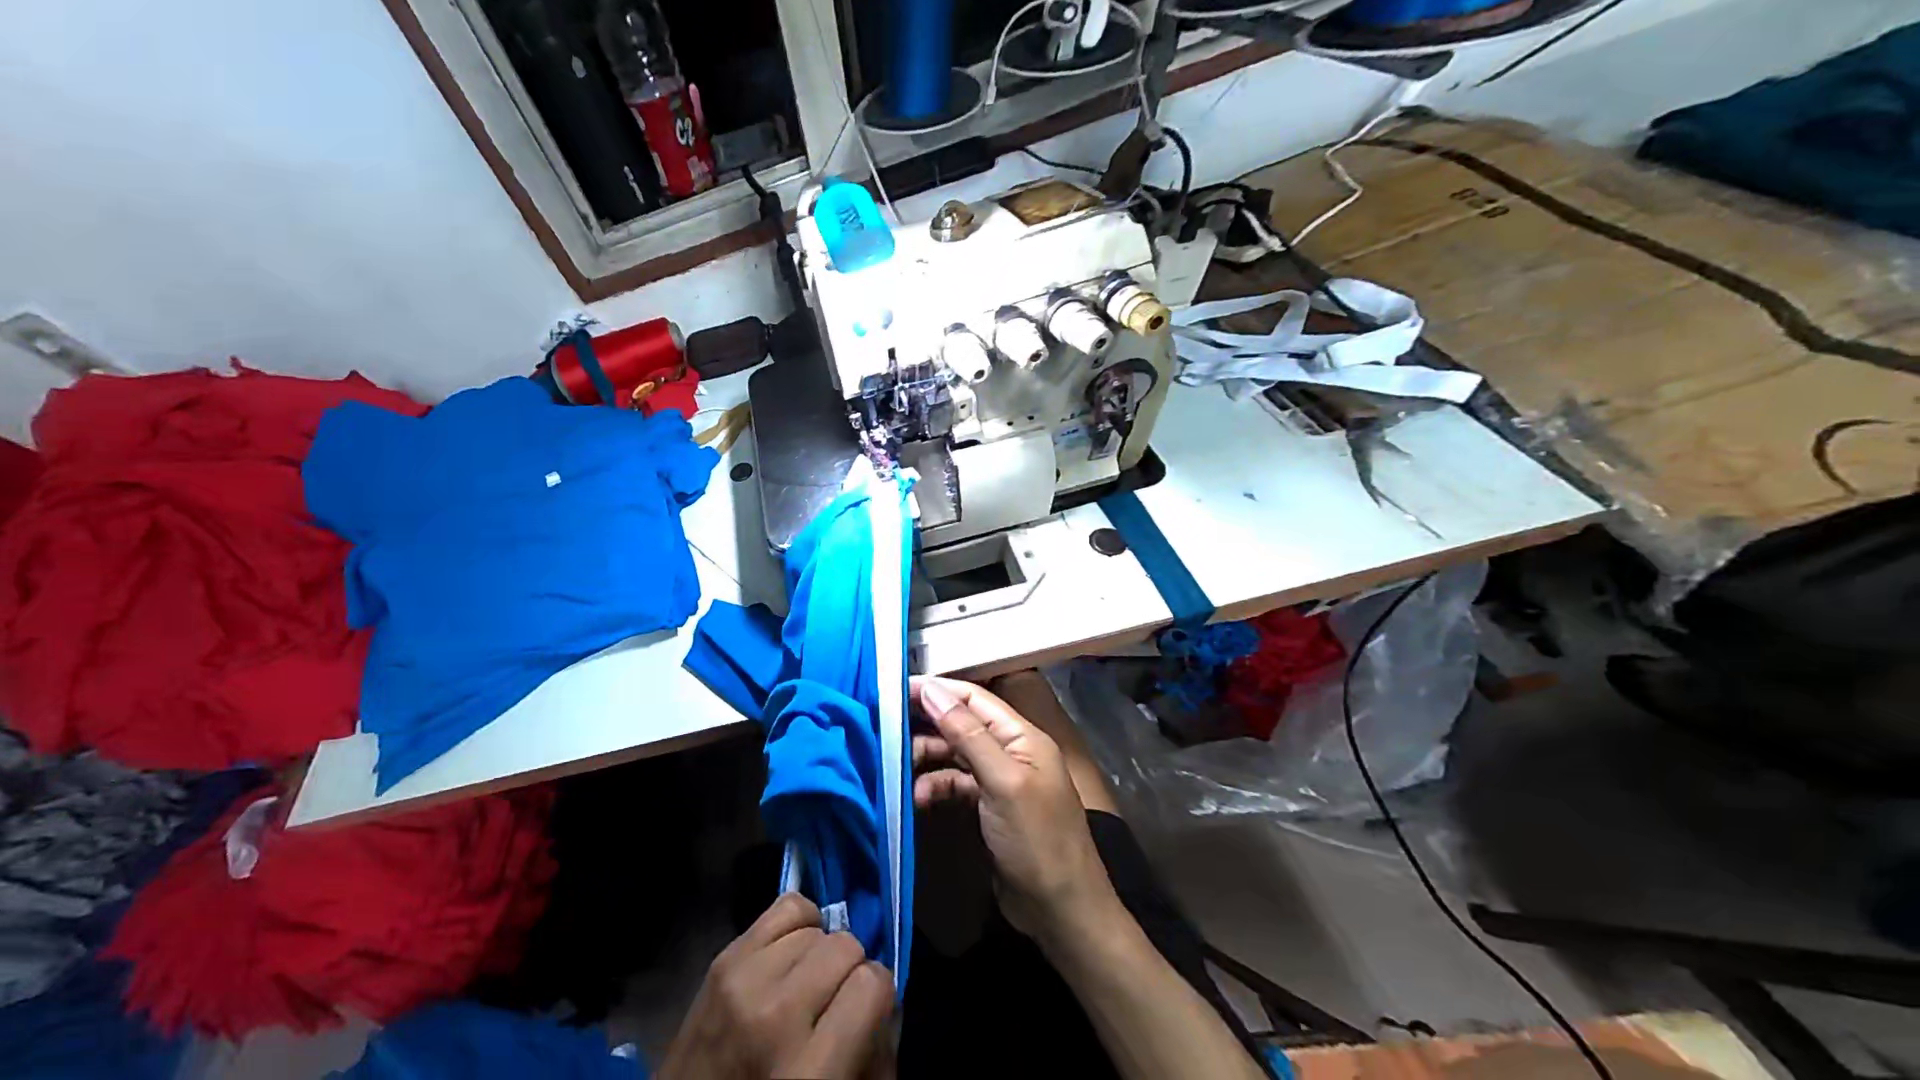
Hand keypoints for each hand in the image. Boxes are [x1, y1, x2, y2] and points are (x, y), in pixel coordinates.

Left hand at [657, 893, 892, 1079]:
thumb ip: (876, 1053)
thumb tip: (886, 1001)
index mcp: (808, 1071)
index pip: (872, 984)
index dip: (878, 996)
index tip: (865, 1015)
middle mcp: (775, 1017)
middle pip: (846, 947)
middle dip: (850, 971)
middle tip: (834, 1002)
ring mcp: (743, 981)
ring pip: (817, 927)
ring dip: (821, 953)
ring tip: (806, 984)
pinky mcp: (723, 958)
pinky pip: (786, 906)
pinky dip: (798, 925)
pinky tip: (790, 955)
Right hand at [911, 675, 1121, 940]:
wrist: (1060, 910)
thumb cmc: (1037, 839)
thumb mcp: (1003, 781)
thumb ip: (968, 734)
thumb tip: (933, 690)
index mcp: (1022, 736)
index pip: (974, 699)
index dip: (936, 690)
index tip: (895, 688)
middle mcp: (1010, 751)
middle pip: (961, 724)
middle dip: (925, 722)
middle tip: (882, 725)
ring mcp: (998, 781)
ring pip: (953, 755)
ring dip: (925, 758)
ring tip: (893, 765)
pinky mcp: (986, 808)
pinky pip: (954, 786)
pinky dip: (934, 787)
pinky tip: (915, 797)